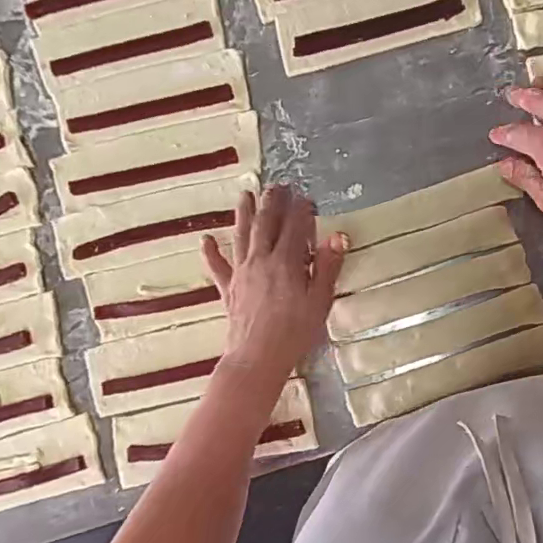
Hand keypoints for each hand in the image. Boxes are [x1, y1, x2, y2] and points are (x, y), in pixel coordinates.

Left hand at [201, 185, 346, 382]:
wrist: (257, 357)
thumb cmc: (293, 333)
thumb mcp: (319, 301)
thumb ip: (327, 267)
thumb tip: (337, 237)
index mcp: (285, 262)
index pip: (295, 226)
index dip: (302, 210)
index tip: (306, 198)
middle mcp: (261, 260)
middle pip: (266, 223)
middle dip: (273, 202)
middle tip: (277, 186)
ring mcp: (241, 273)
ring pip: (241, 235)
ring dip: (244, 213)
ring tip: (245, 194)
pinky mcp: (228, 289)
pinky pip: (218, 266)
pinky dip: (210, 252)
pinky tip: (205, 239)